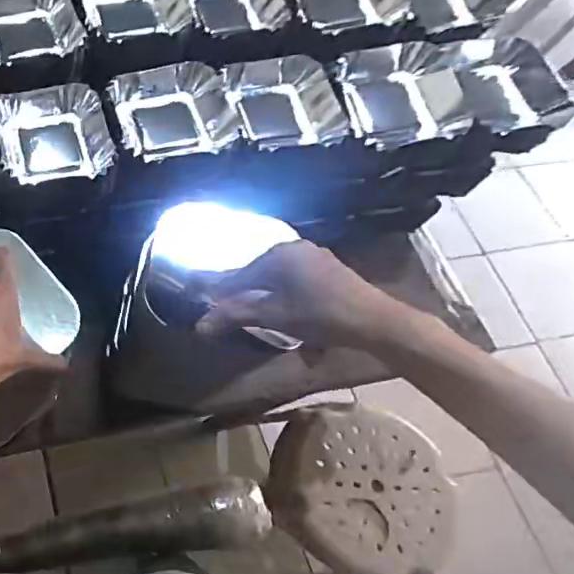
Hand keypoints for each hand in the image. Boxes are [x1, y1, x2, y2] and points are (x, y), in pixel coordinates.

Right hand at [195, 240, 418, 349]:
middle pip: (257, 272)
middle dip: (243, 291)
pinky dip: (283, 291)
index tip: (203, 300)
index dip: (220, 290)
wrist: (373, 320)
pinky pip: (293, 276)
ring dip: (264, 293)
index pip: (238, 274)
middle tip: (228, 310)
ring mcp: (313, 255)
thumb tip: (200, 325)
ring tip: (256, 311)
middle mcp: (293, 247)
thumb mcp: (273, 317)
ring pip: (276, 275)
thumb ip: (235, 316)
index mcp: (277, 255)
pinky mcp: (327, 267)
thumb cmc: (319, 316)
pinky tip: (284, 306)